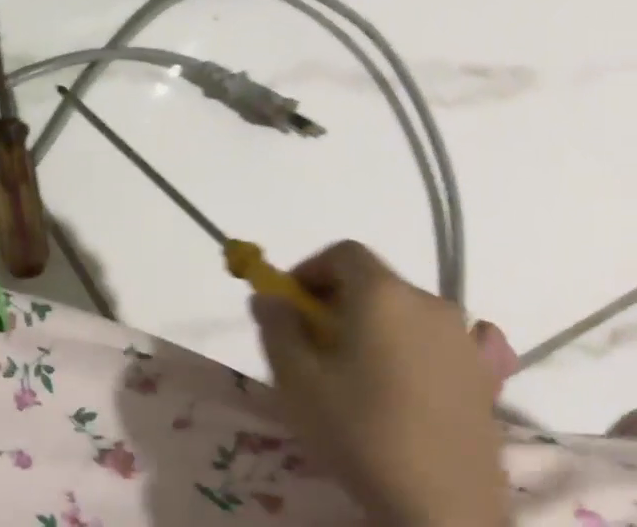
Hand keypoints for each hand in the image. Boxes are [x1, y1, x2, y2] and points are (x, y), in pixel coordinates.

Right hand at [253, 241, 508, 526]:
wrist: (441, 507)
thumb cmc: (357, 428)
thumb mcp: (292, 373)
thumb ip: (275, 323)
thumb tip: (271, 298)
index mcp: (384, 296)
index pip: (344, 253)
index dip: (310, 270)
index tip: (290, 304)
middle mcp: (432, 308)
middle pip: (376, 283)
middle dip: (337, 300)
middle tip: (312, 341)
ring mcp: (467, 346)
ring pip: (405, 315)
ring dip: (372, 326)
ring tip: (351, 370)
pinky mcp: (485, 382)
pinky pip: (436, 346)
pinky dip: (409, 351)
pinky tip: (396, 386)